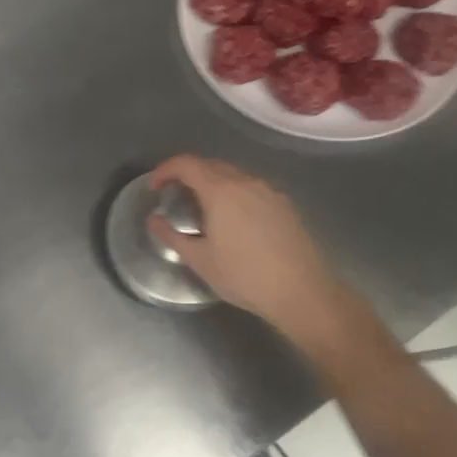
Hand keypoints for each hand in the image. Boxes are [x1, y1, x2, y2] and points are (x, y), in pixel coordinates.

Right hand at [147, 155, 360, 348]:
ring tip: (202, 208)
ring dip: (211, 182)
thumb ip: (171, 235)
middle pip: (210, 164)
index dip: (165, 170)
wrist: (302, 293)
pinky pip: (251, 187)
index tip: (155, 187)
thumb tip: (154, 220)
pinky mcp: (285, 204)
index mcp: (220, 191)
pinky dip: (233, 192)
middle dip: (187, 174)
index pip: (186, 164)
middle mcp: (245, 182)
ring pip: (233, 174)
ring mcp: (269, 191)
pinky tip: (233, 219)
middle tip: (174, 195)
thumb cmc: (244, 276)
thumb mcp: (200, 260)